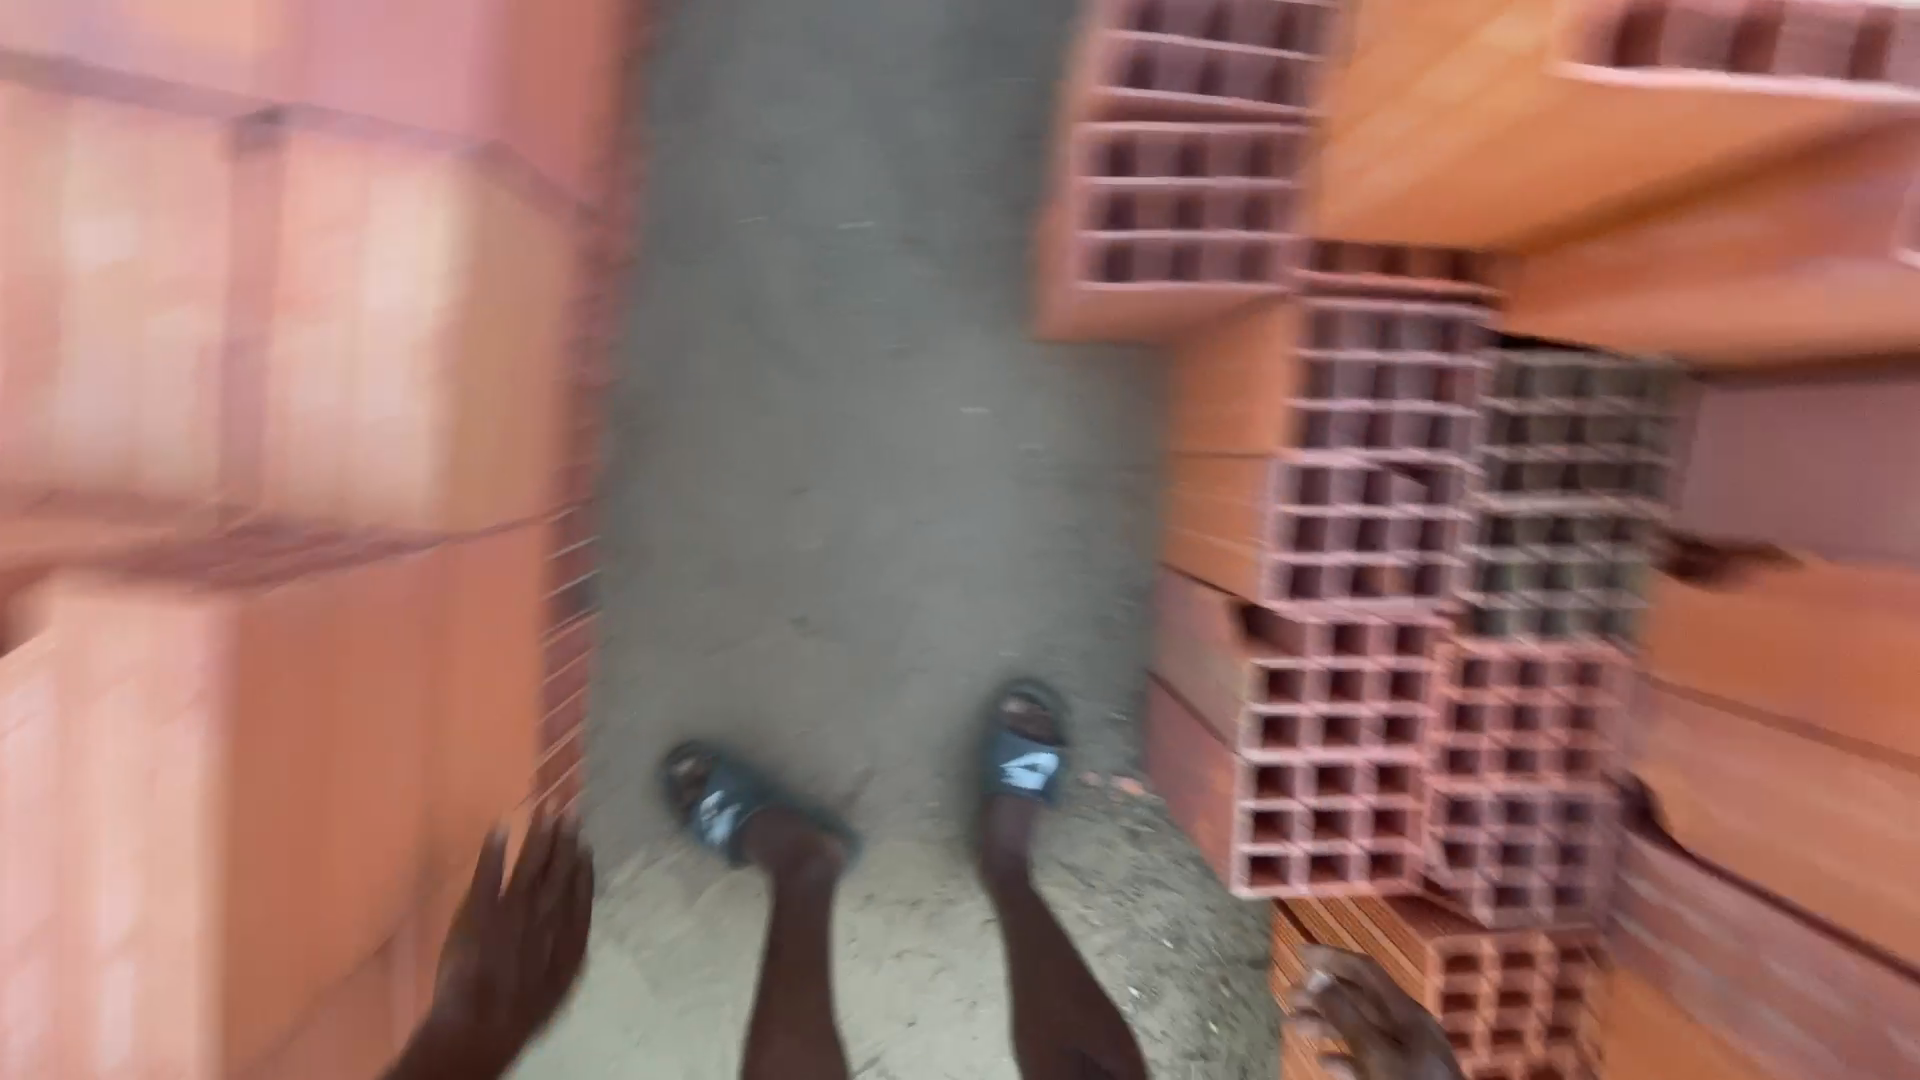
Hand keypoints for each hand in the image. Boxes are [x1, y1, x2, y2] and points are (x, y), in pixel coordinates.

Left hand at [405, 813, 595, 1077]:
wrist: (480, 1029)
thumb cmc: (524, 1009)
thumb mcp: (564, 977)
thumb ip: (573, 938)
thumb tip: (580, 910)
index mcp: (569, 927)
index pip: (577, 882)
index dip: (580, 856)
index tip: (583, 835)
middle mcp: (545, 912)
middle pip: (558, 866)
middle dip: (565, 834)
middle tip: (570, 804)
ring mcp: (513, 910)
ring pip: (531, 863)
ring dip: (540, 833)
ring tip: (548, 805)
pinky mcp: (480, 913)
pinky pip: (489, 876)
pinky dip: (494, 851)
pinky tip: (500, 827)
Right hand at [1289, 945, 1464, 1079]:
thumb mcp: (1376, 1053)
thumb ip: (1345, 1015)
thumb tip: (1314, 976)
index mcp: (1406, 1012)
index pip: (1364, 970)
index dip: (1331, 957)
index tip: (1299, 954)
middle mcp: (1408, 1026)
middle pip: (1358, 999)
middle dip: (1321, 996)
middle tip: (1289, 997)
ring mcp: (1409, 1053)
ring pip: (1360, 1028)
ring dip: (1325, 1025)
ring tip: (1293, 1027)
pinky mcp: (1405, 1077)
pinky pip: (1370, 1057)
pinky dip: (1345, 1056)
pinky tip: (1325, 1063)